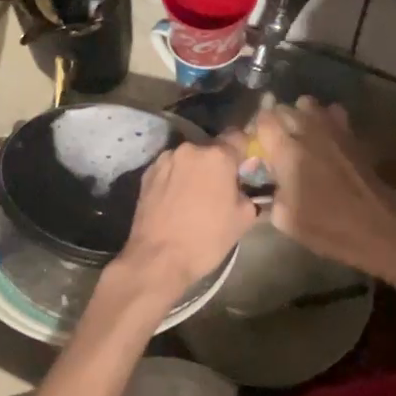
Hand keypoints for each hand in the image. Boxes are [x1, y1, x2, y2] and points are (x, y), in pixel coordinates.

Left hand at [115, 135, 256, 293]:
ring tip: (194, 197)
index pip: (238, 136)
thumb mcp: (244, 219)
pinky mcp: (146, 174)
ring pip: (188, 159)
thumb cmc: (206, 239)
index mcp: (217, 155)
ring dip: (194, 171)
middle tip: (219, 188)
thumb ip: (248, 192)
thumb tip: (243, 186)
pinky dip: (176, 179)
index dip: (243, 151)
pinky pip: (170, 169)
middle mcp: (189, 149)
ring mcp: (164, 160)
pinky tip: (176, 201)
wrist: (157, 259)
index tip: (243, 168)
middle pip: (211, 148)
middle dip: (217, 164)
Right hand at [255, 96, 395, 275]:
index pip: (263, 119)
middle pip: (284, 108)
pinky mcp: (351, 134)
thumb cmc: (326, 226)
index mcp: (287, 150)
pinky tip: (324, 136)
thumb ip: (270, 195)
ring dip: (299, 115)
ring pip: (308, 104)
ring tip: (298, 135)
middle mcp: (307, 131)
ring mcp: (332, 129)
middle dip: (276, 120)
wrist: (375, 225)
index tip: (257, 144)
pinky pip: (332, 112)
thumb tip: (268, 185)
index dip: (257, 129)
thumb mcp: (284, 219)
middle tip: (275, 142)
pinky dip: (324, 118)